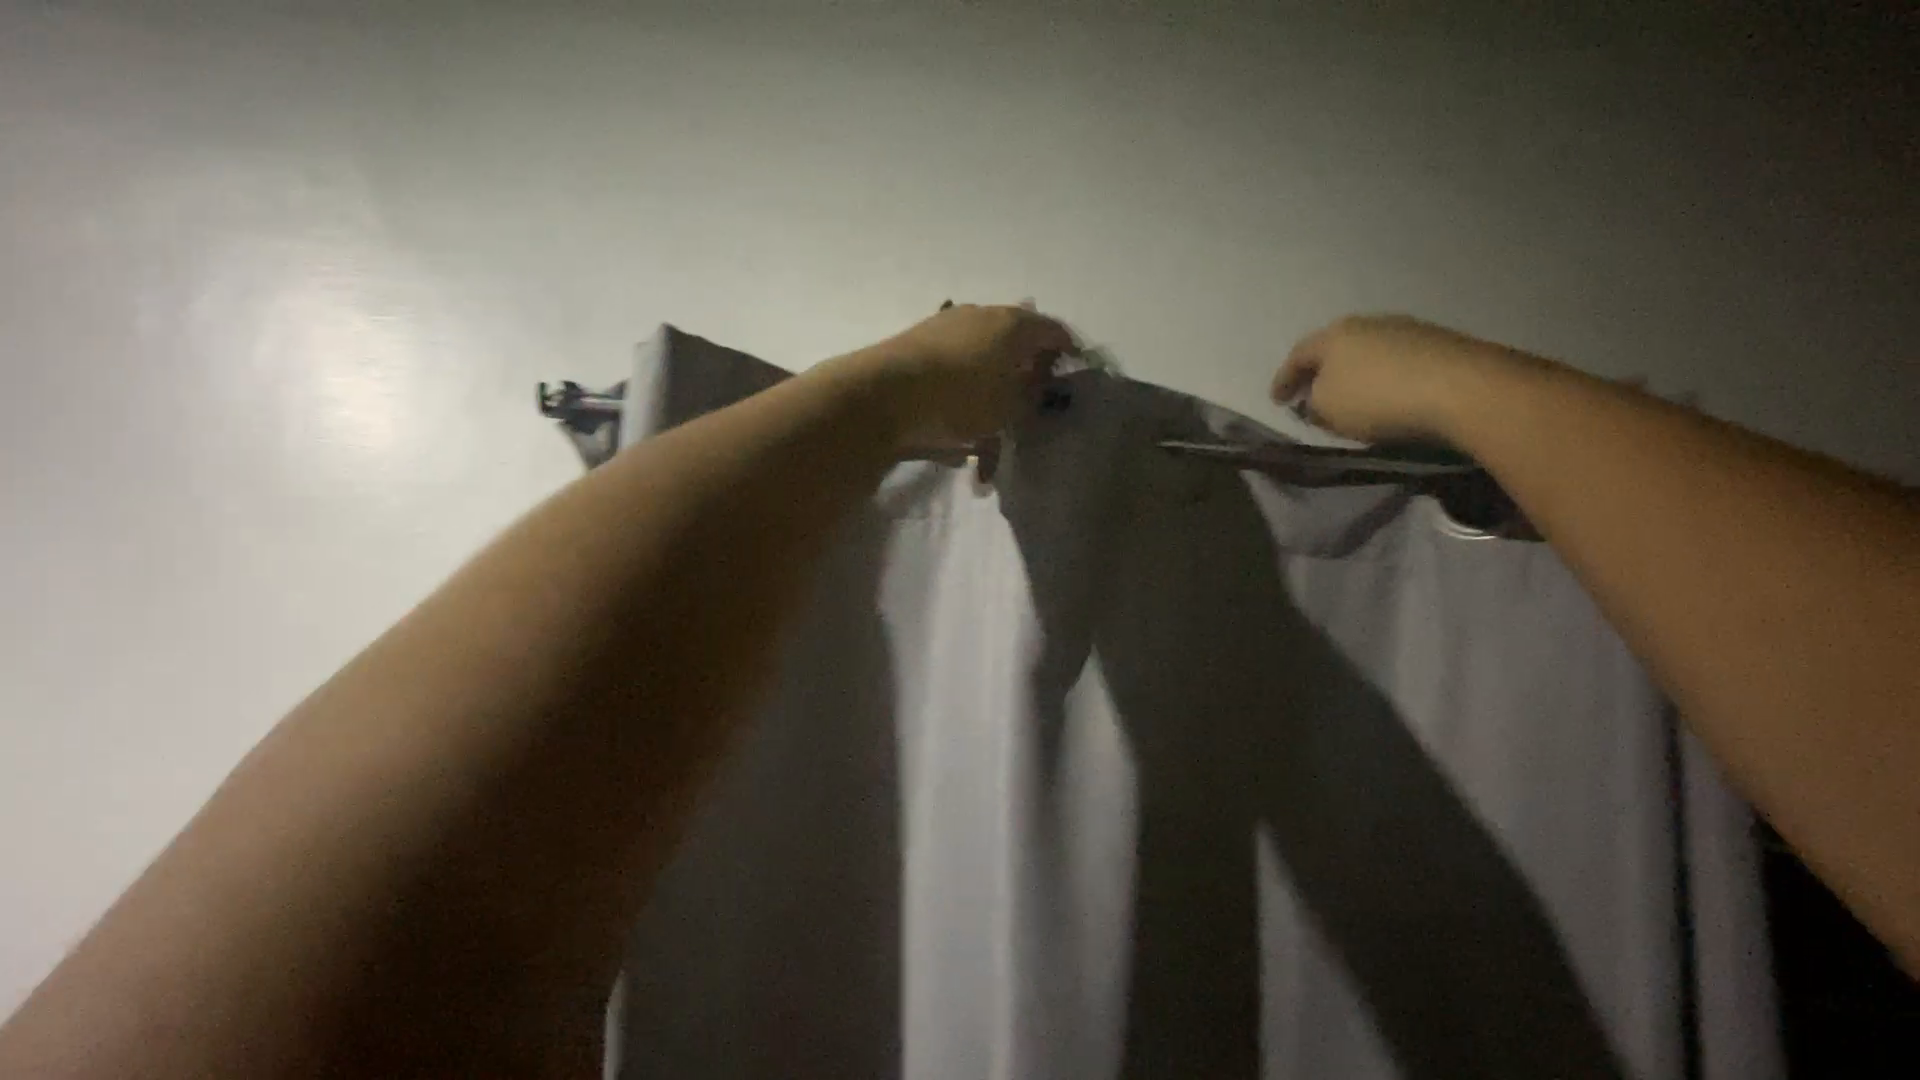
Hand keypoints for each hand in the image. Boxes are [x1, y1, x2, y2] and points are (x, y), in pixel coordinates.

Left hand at [839, 304, 1074, 448]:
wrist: (885, 393)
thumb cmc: (960, 399)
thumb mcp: (1009, 407)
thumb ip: (1031, 394)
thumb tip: (1038, 382)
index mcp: (1013, 324)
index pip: (1053, 331)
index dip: (1066, 351)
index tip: (1070, 371)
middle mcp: (982, 313)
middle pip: (1015, 337)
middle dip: (1025, 367)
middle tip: (1031, 395)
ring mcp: (947, 322)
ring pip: (982, 352)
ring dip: (990, 383)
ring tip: (989, 419)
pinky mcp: (920, 339)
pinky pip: (955, 363)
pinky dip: (964, 386)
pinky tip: (958, 415)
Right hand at [1273, 315, 1529, 443]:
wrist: (1461, 388)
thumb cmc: (1378, 398)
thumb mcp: (1329, 411)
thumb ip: (1313, 405)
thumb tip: (1315, 401)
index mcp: (1334, 335)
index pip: (1298, 356)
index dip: (1283, 380)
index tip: (1276, 401)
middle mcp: (1368, 323)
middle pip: (1334, 348)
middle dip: (1321, 372)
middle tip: (1312, 394)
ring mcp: (1407, 329)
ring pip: (1368, 352)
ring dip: (1355, 374)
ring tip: (1352, 397)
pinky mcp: (1439, 343)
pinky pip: (1398, 361)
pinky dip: (1385, 377)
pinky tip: (1389, 394)